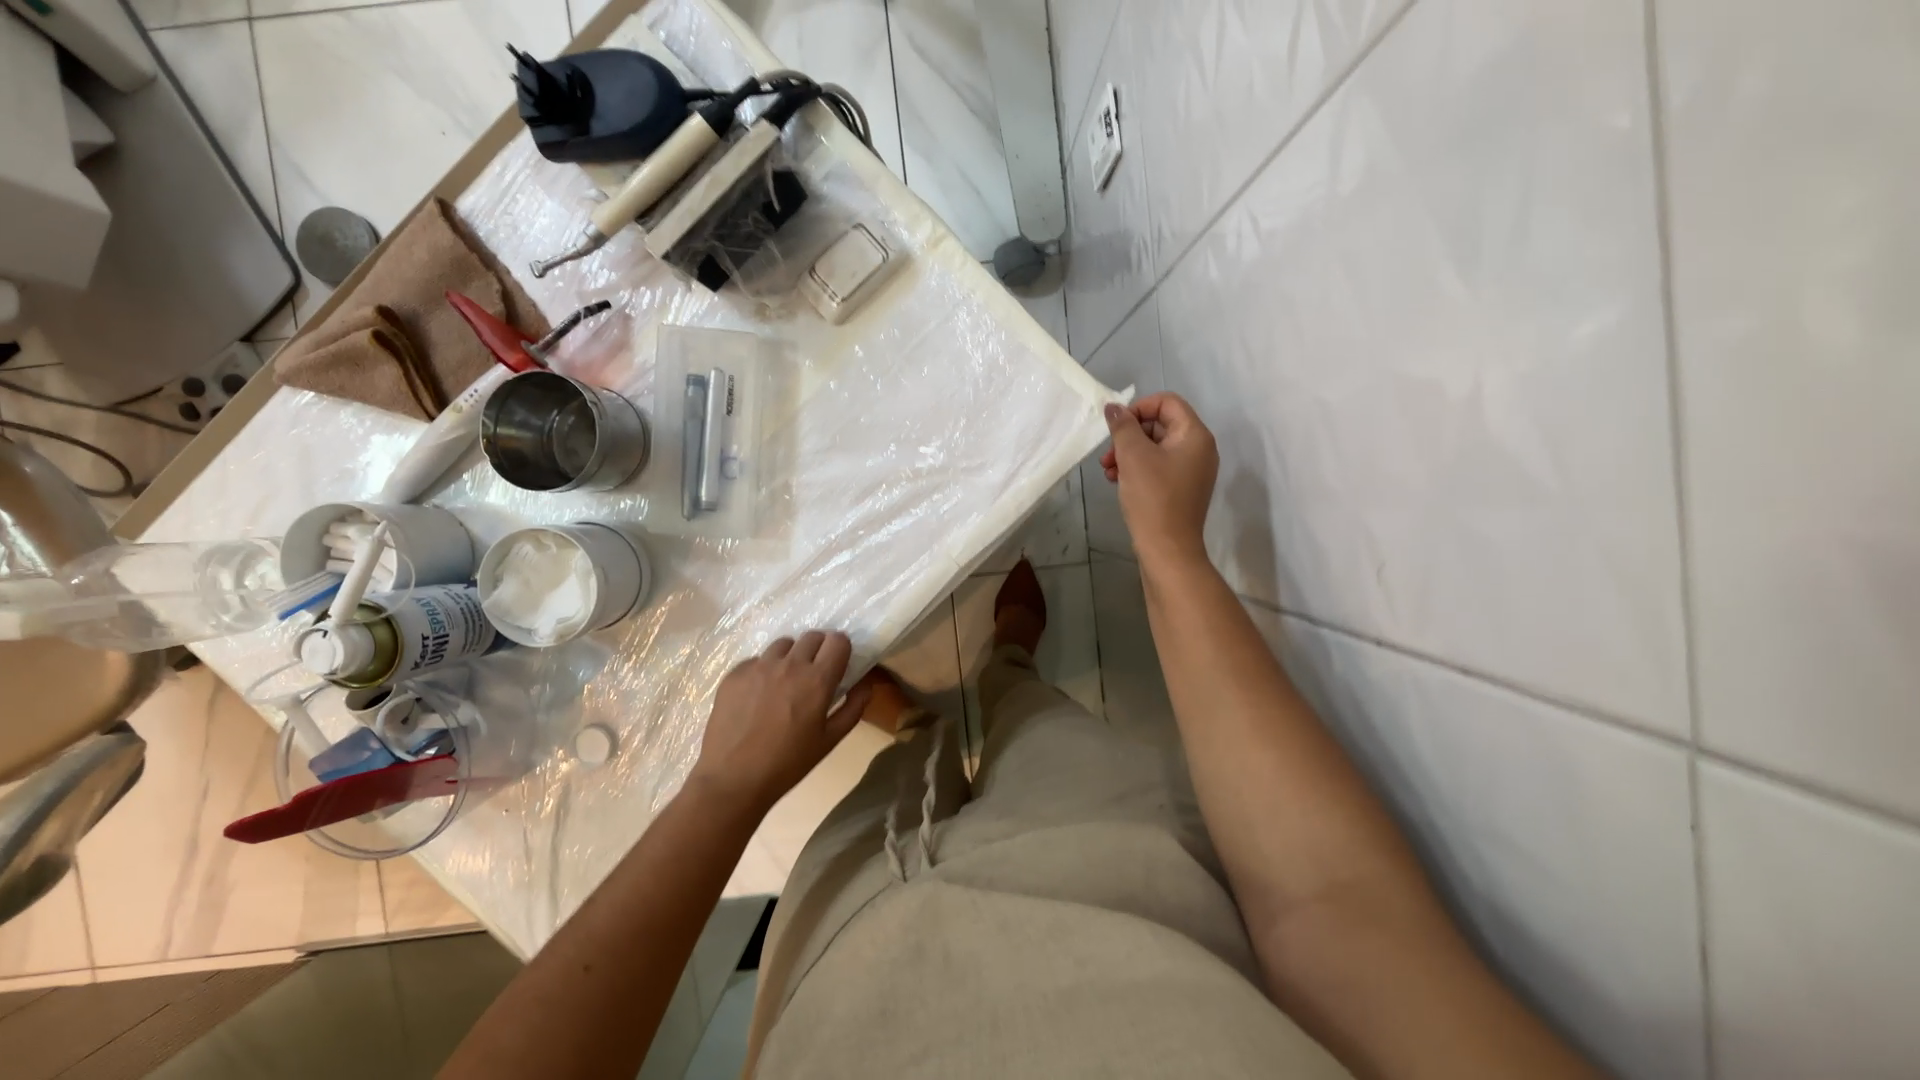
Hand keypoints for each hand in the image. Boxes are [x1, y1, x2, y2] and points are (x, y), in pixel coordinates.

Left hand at [688, 631, 871, 816]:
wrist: (733, 779)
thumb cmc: (788, 764)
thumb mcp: (830, 740)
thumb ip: (853, 707)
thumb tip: (865, 683)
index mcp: (816, 680)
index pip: (838, 640)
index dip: (841, 649)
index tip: (839, 664)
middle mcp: (789, 664)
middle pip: (812, 636)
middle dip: (819, 649)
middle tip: (815, 674)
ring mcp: (758, 666)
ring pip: (783, 644)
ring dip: (791, 656)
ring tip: (785, 682)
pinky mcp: (734, 674)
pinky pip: (756, 660)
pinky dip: (764, 670)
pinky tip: (759, 696)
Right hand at [1101, 393, 1218, 566]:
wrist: (1168, 549)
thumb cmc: (1153, 498)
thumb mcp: (1133, 456)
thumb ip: (1123, 426)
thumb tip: (1114, 408)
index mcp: (1195, 435)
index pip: (1167, 402)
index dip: (1139, 407)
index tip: (1117, 427)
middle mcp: (1199, 449)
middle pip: (1160, 424)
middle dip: (1129, 435)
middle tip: (1108, 454)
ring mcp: (1192, 470)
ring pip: (1156, 447)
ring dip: (1129, 453)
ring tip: (1108, 470)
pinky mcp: (1182, 489)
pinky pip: (1158, 467)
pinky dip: (1137, 469)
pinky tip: (1117, 481)